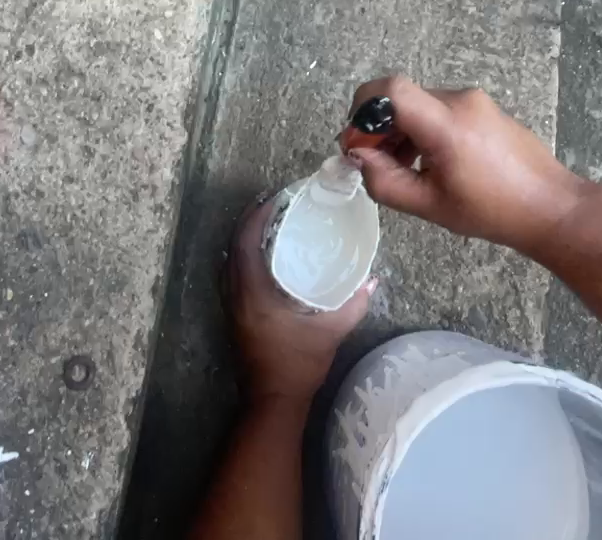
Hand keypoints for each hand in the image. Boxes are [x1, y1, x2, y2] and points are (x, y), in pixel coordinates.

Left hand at [224, 201, 372, 402]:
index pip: (246, 242)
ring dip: (245, 239)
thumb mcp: (330, 332)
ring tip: (268, 224)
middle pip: (233, 246)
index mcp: (253, 292)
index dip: (256, 216)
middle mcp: (235, 295)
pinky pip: (232, 274)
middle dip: (250, 222)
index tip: (273, 198)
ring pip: (230, 260)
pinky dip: (243, 257)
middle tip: (272, 205)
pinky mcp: (233, 315)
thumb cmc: (298, 365)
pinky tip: (263, 256)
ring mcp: (230, 306)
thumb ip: (352, 304)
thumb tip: (372, 280)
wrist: (272, 403)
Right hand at [346, 75, 586, 256]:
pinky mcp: (482, 107)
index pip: (391, 90)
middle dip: (378, 125)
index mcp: (447, 124)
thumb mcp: (429, 205)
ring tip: (403, 167)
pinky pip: (438, 108)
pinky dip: (421, 129)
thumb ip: (385, 181)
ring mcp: (473, 100)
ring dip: (400, 129)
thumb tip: (358, 157)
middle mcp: (459, 100)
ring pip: (418, 103)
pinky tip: (428, 162)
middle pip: (400, 97)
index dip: (363, 108)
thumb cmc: (492, 211)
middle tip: (374, 161)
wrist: (551, 207)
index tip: (357, 141)